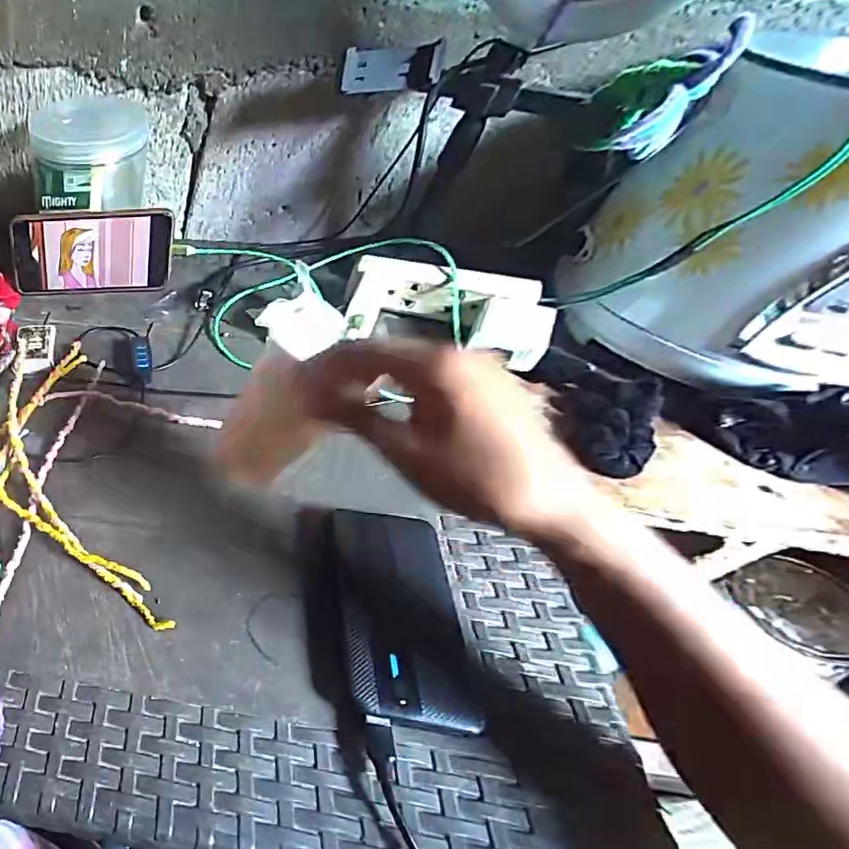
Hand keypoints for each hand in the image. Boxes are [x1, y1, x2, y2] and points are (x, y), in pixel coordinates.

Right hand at [300, 341, 604, 543]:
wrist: (550, 501)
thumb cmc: (474, 480)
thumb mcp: (406, 452)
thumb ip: (357, 417)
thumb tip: (315, 397)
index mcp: (435, 365)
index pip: (363, 349)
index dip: (325, 364)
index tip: (298, 381)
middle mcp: (456, 352)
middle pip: (385, 347)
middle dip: (345, 365)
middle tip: (313, 388)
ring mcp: (475, 363)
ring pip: (407, 356)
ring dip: (371, 370)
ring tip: (340, 394)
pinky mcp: (485, 379)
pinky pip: (429, 367)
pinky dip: (398, 377)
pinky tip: (384, 397)